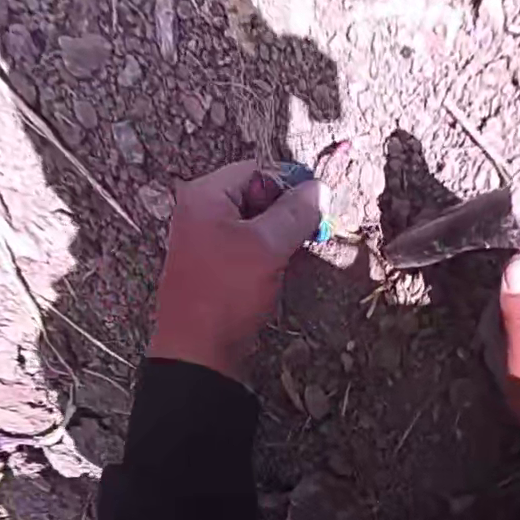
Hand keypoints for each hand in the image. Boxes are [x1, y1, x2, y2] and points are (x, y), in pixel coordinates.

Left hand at [147, 161, 323, 379]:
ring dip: (282, 236)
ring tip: (298, 255)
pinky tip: (283, 270)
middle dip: (287, 213)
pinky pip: (249, 247)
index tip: (315, 209)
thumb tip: (320, 188)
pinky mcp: (217, 266)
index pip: (256, 170)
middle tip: (312, 234)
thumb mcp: (267, 247)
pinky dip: (270, 254)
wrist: (199, 349)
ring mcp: (208, 240)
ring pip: (256, 224)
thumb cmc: (227, 292)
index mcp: (206, 195)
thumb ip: (295, 213)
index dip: (289, 186)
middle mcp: (202, 211)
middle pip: (256, 196)